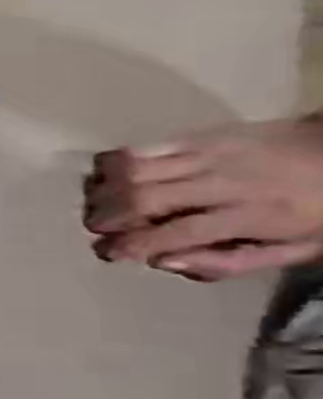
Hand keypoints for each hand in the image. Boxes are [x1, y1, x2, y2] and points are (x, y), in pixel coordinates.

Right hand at [84, 117, 322, 279]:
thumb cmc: (316, 212)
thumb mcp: (289, 250)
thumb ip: (225, 263)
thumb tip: (160, 261)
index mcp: (252, 216)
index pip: (172, 234)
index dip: (127, 247)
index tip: (108, 253)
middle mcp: (226, 182)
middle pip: (141, 198)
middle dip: (105, 217)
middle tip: (97, 227)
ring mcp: (212, 154)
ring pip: (131, 170)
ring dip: (102, 190)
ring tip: (98, 202)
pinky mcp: (202, 135)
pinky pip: (140, 147)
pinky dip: (112, 164)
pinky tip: (109, 177)